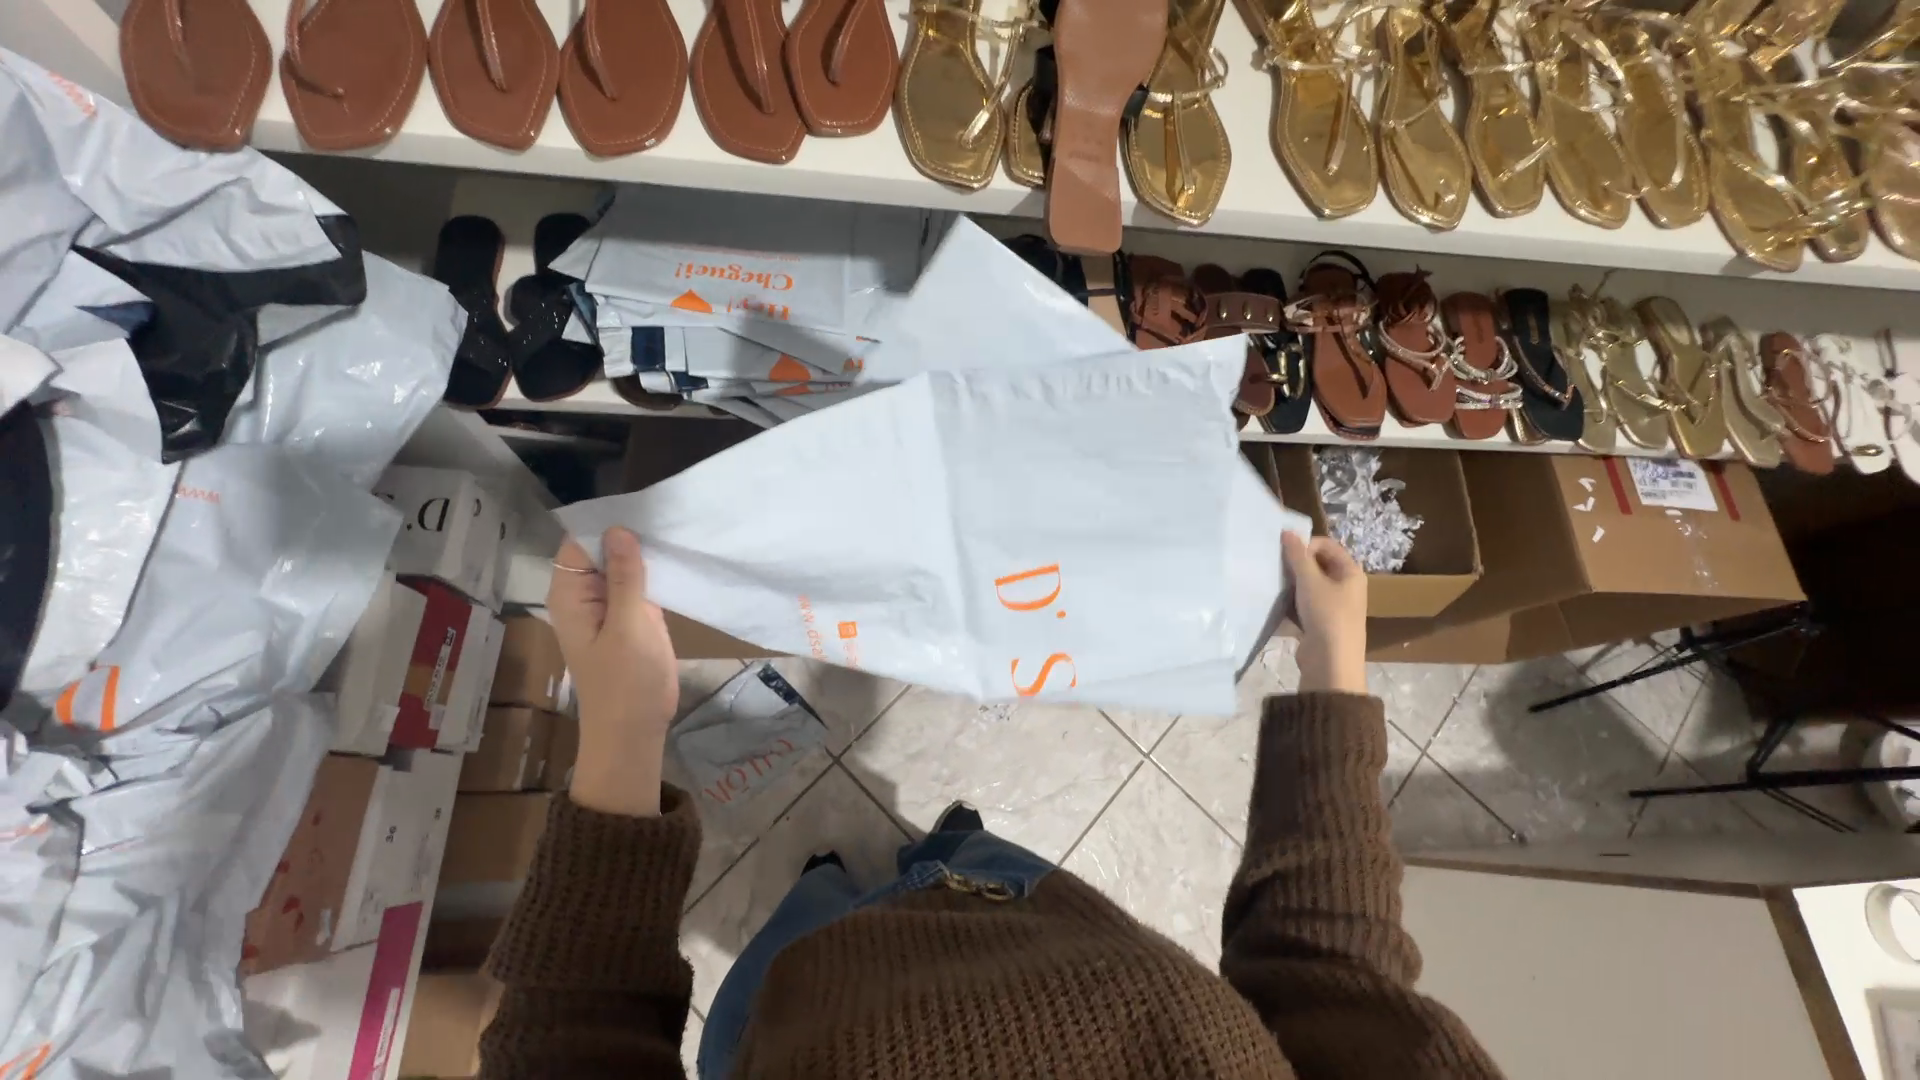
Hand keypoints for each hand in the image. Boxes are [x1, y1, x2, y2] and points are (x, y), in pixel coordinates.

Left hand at [548, 527, 677, 815]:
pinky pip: (638, 585)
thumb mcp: (630, 625)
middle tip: (670, 515)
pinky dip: (655, 574)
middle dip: (632, 535)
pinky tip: (679, 560)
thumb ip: (626, 577)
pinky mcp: (630, 618)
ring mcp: (608, 607)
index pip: (581, 542)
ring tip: (679, 530)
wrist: (634, 731)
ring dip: (646, 553)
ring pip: (624, 566)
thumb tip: (620, 529)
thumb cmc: (627, 682)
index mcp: (570, 595)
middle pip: (603, 550)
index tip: (645, 509)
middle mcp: (584, 596)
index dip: (609, 524)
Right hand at [1283, 532, 1367, 694]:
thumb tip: (1287, 531)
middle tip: (1275, 568)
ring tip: (1274, 585)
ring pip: (1308, 585)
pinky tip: (1276, 604)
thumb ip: (1297, 555)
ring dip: (1291, 583)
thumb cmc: (1326, 615)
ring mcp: (1333, 605)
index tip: (1285, 554)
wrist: (1331, 661)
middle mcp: (1345, 586)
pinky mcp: (1320, 621)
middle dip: (1295, 564)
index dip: (1305, 545)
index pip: (1327, 545)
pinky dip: (1291, 601)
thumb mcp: (1310, 581)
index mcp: (1351, 572)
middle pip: (1317, 564)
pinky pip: (1303, 603)